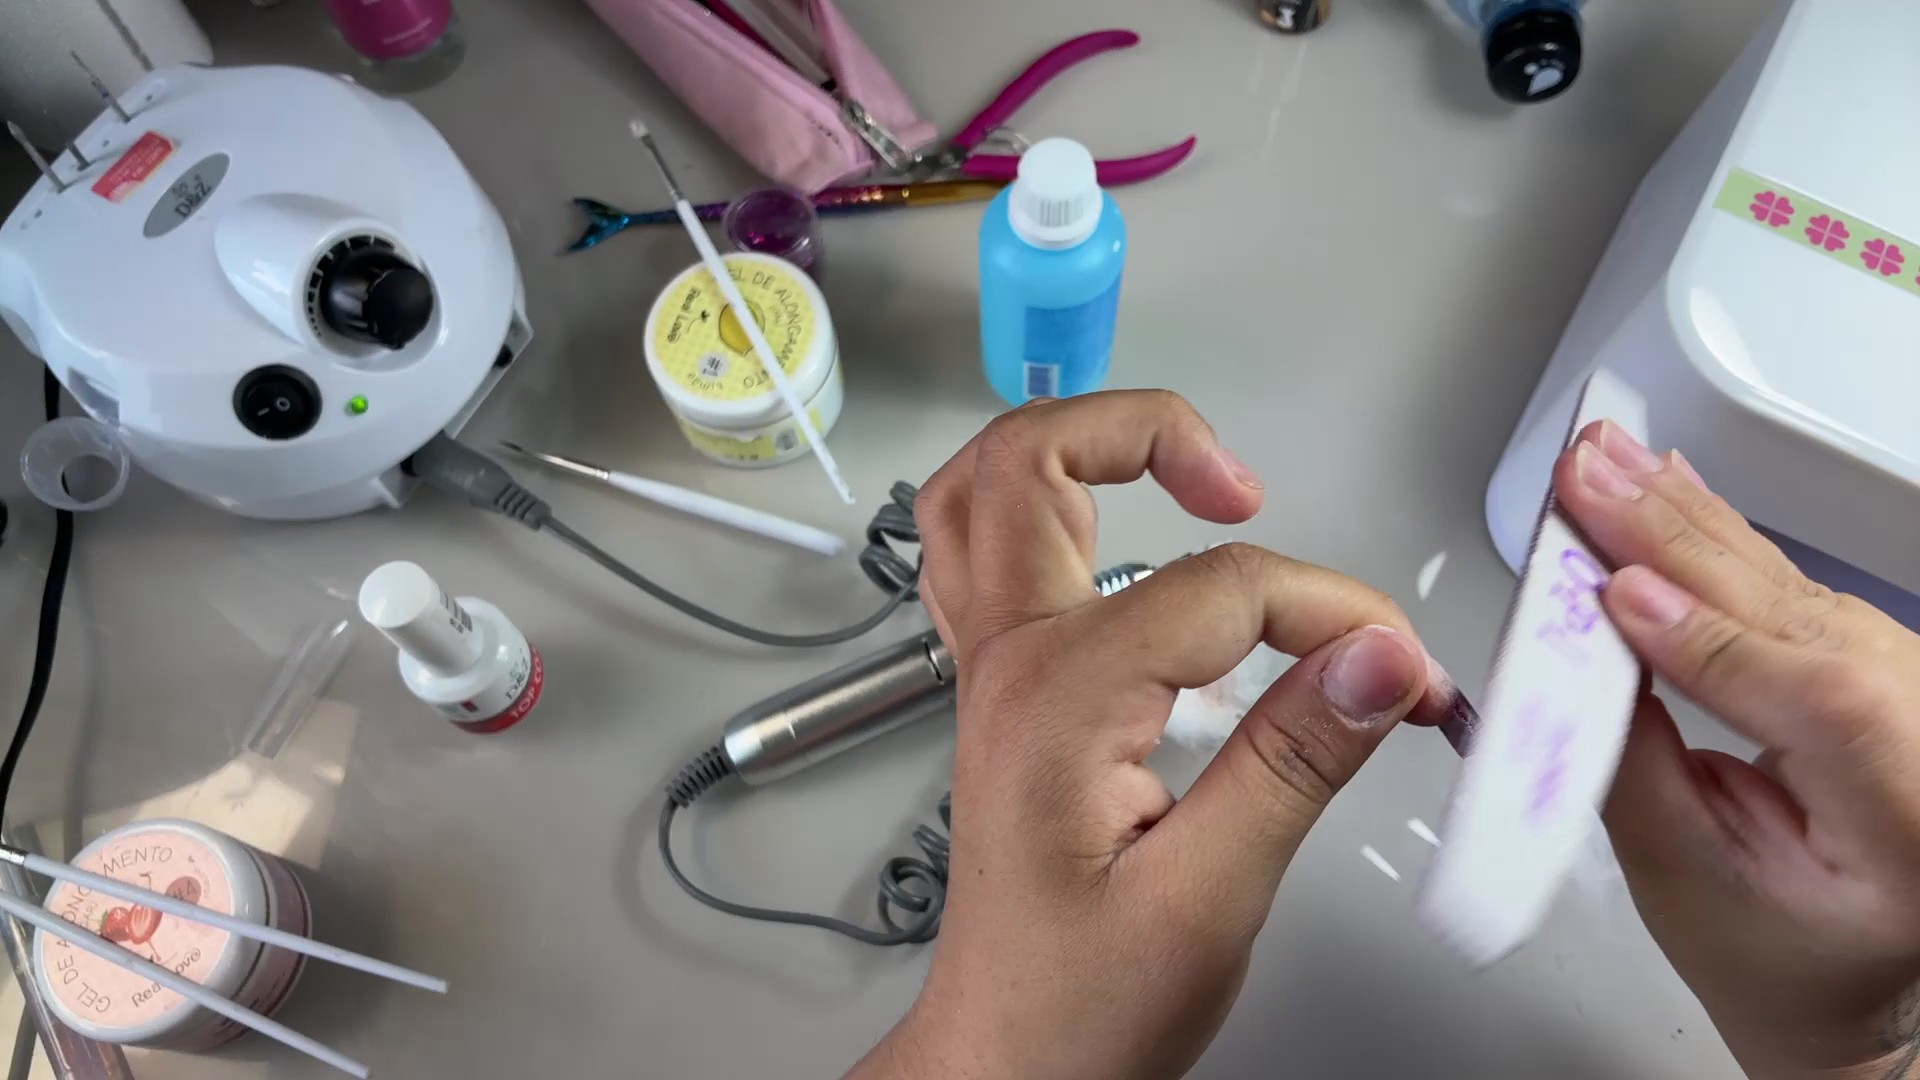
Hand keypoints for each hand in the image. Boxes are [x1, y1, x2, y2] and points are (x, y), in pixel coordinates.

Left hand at [847, 391, 1459, 1079]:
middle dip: (1142, 431)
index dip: (1327, 611)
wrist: (1004, 1045)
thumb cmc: (1085, 1000)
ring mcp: (985, 658)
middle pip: (1031, 460)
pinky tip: (1086, 518)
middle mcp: (1005, 653)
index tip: (1390, 666)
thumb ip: (1293, 762)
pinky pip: (975, 549)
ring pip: (981, 487)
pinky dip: (1028, 503)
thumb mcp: (1209, 899)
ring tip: (1162, 466)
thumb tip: (1376, 659)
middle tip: (1234, 481)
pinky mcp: (992, 678)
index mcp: (1058, 694)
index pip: (1218, 590)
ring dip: (1064, 445)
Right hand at [1554, 422, 1919, 1079]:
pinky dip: (1714, 536)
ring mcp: (1916, 694)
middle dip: (1666, 530)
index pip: (1816, 697)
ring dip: (1680, 517)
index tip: (1609, 587)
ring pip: (1785, 583)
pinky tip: (1674, 490)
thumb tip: (1586, 655)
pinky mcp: (1876, 673)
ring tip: (1609, 463)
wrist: (1879, 991)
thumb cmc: (1787, 961)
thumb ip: (1631, 759)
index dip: (1703, 638)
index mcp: (1918, 814)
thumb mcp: (1685, 875)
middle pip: (1792, 609)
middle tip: (1588, 466)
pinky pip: (1788, 588)